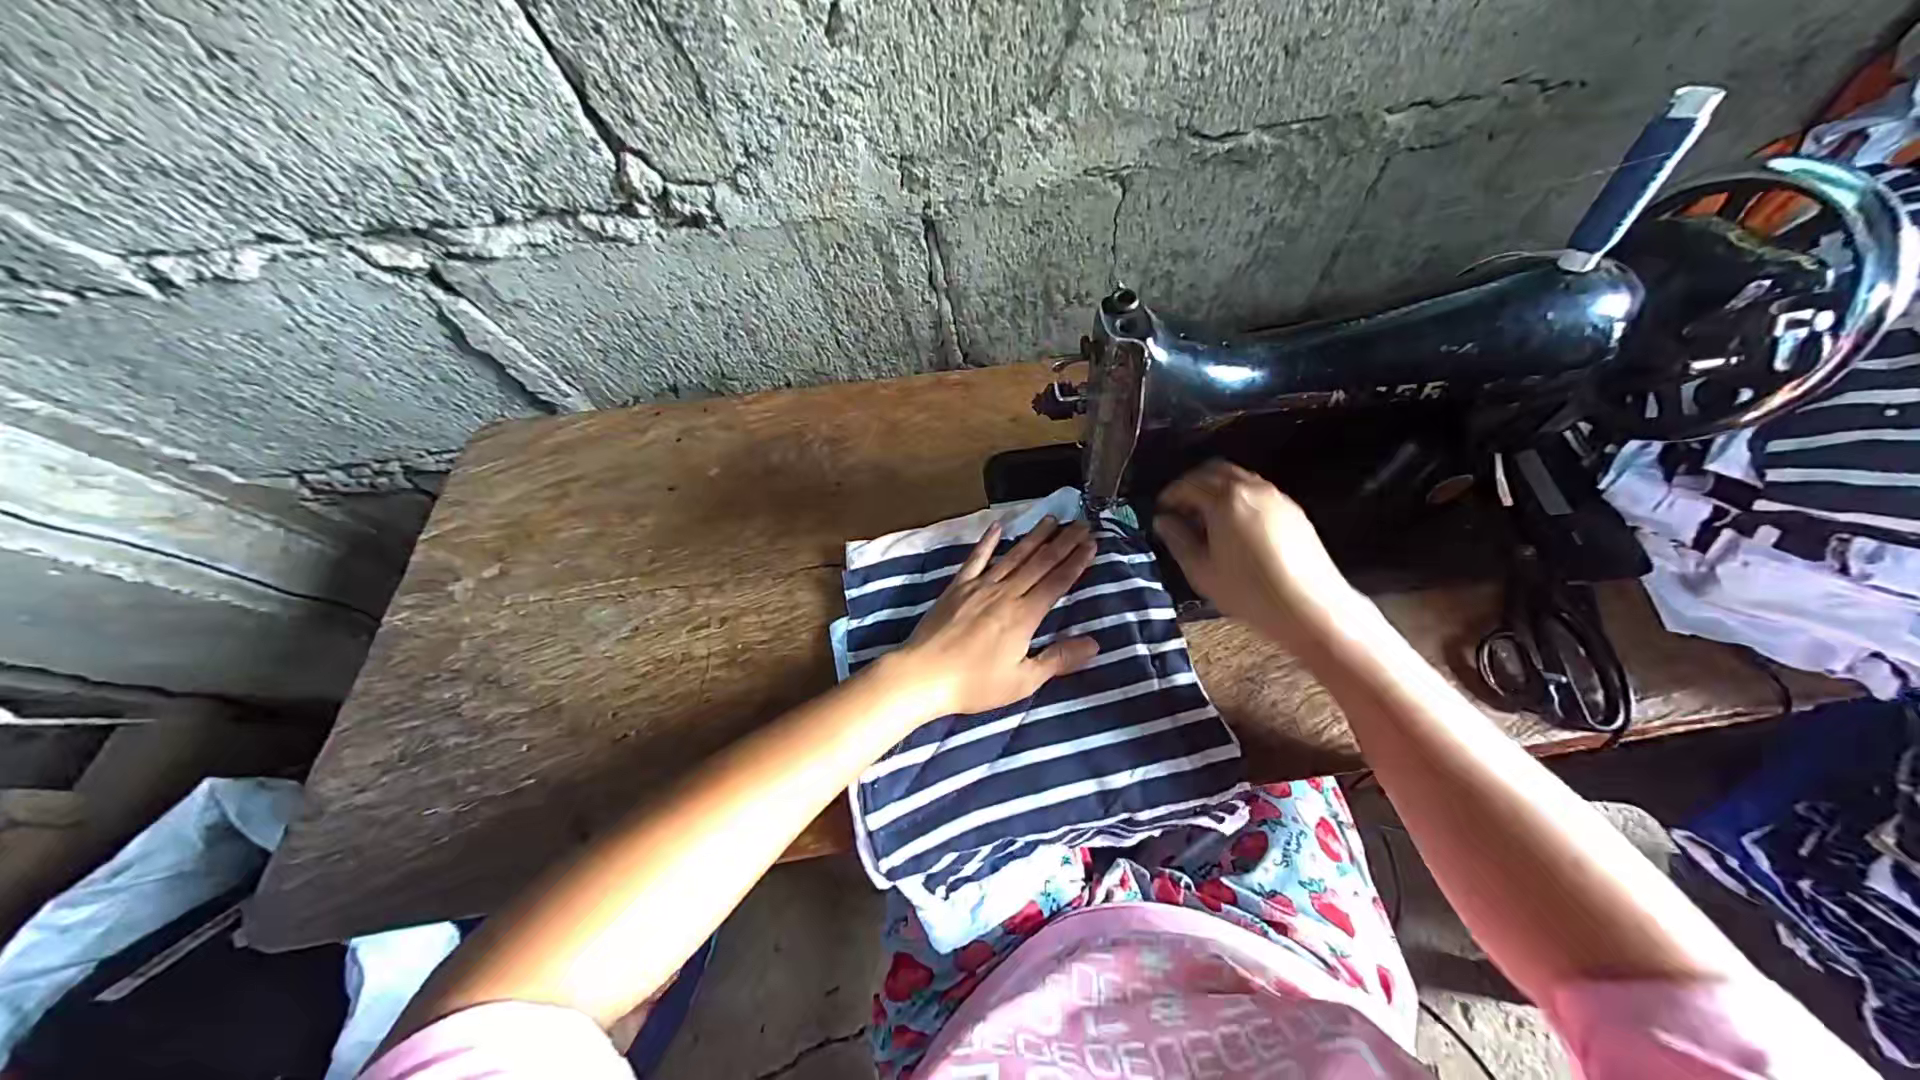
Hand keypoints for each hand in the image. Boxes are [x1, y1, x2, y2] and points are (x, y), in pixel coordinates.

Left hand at [876, 516, 1099, 717]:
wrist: (923, 675)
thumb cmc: (974, 684)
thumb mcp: (1022, 681)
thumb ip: (1058, 659)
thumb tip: (1094, 643)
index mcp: (1024, 616)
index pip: (1057, 582)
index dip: (1076, 562)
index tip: (1091, 543)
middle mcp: (1005, 594)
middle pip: (1040, 563)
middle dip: (1063, 542)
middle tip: (1081, 523)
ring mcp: (979, 587)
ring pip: (1013, 556)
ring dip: (1034, 537)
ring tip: (1050, 519)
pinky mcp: (957, 587)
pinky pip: (976, 559)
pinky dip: (988, 542)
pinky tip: (998, 527)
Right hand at [1152, 460, 1356, 639]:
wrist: (1309, 607)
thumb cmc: (1251, 593)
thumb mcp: (1201, 570)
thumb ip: (1178, 539)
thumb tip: (1165, 522)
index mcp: (1225, 501)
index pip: (1188, 484)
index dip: (1170, 495)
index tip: (1163, 510)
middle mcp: (1252, 490)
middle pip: (1214, 471)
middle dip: (1193, 485)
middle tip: (1181, 507)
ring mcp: (1276, 498)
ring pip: (1238, 478)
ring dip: (1217, 489)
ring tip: (1206, 518)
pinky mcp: (1292, 511)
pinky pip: (1258, 491)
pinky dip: (1239, 497)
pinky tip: (1233, 526)